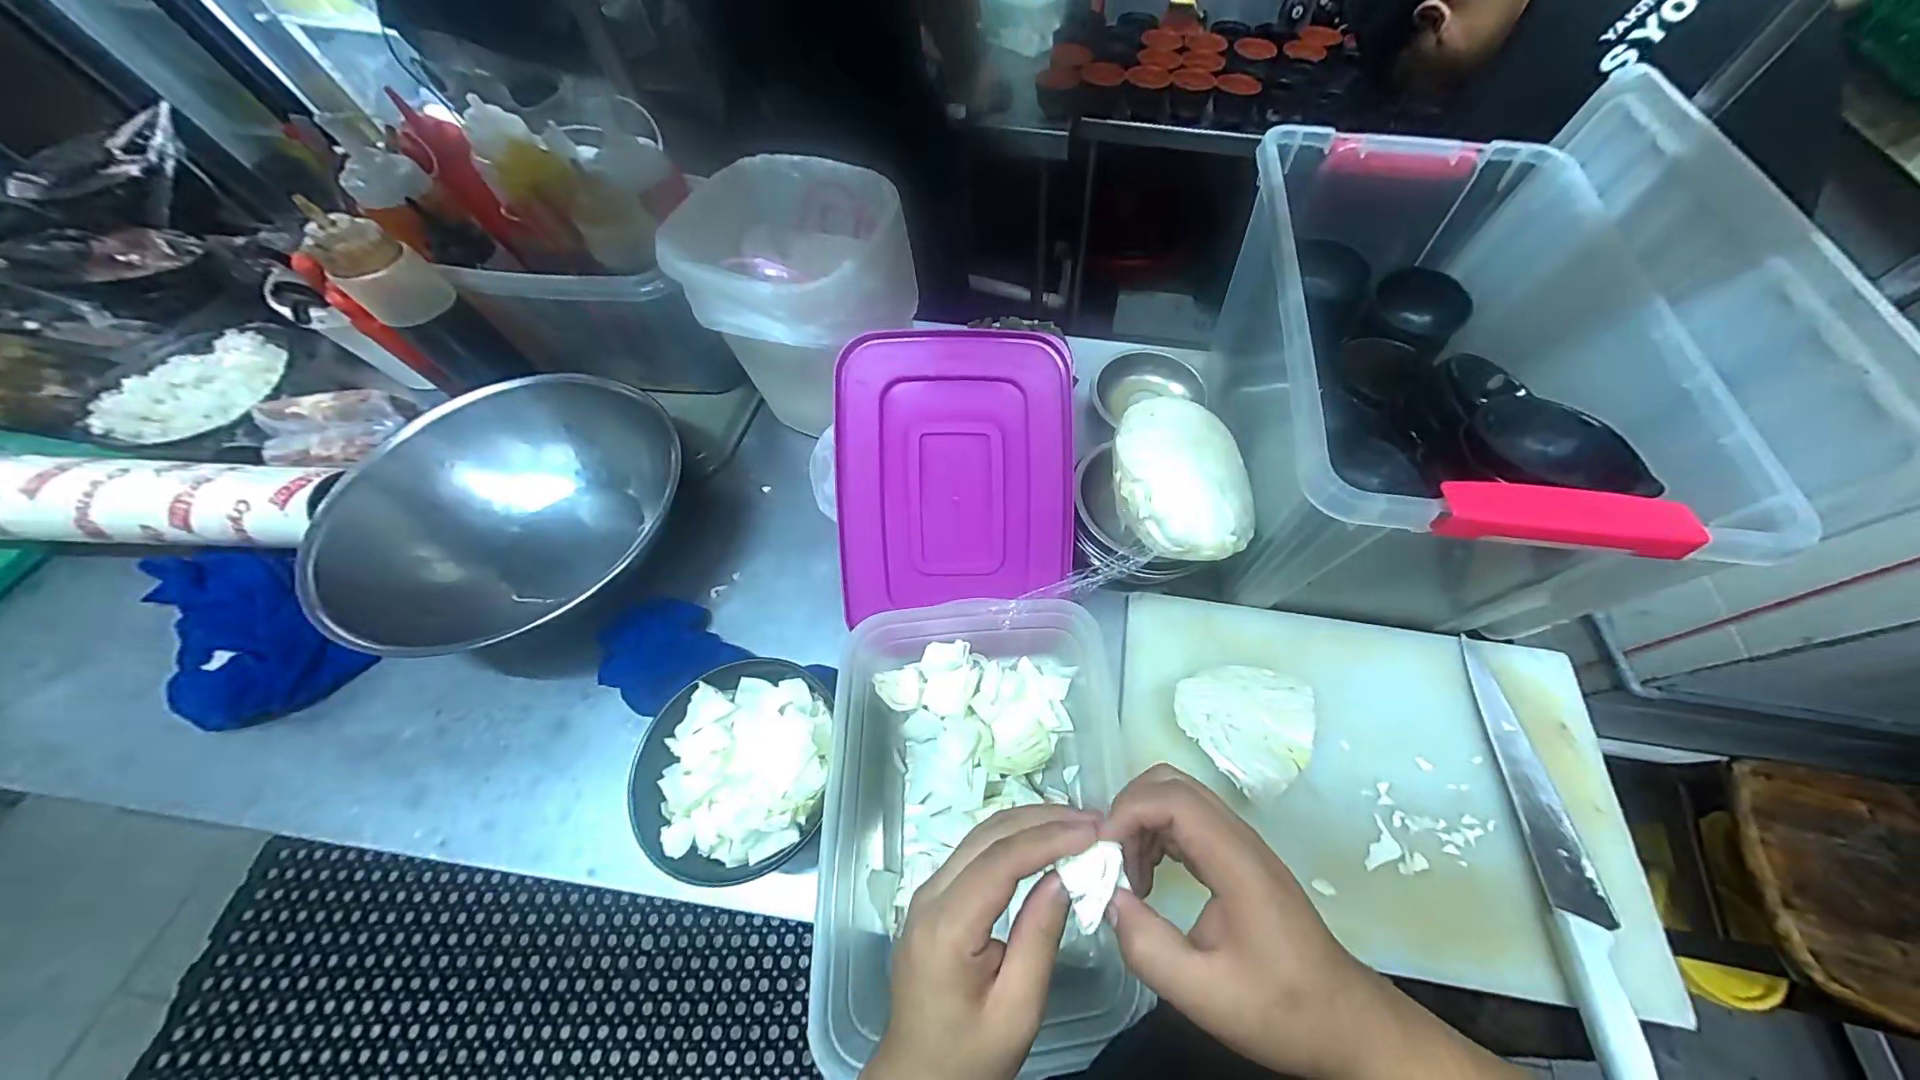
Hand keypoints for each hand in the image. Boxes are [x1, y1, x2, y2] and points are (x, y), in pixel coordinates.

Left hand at [863, 805, 1099, 1079]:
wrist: (918, 1075)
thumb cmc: (969, 1054)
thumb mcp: (1016, 1010)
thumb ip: (1039, 938)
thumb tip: (1064, 877)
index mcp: (946, 925)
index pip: (1000, 860)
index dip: (1049, 838)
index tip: (1094, 832)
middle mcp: (930, 894)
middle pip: (989, 835)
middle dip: (1044, 819)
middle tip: (1095, 822)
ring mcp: (929, 891)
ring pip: (981, 835)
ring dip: (1031, 823)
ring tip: (1079, 825)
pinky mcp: (936, 895)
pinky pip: (976, 851)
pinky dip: (1015, 838)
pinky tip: (1046, 841)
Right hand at [1103, 765, 1520, 1079]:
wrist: (1347, 1023)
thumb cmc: (1283, 1010)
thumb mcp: (1206, 996)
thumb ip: (1148, 948)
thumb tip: (1108, 899)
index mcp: (1236, 862)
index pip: (1173, 799)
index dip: (1127, 812)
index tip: (1102, 852)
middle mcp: (1238, 839)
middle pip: (1172, 783)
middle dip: (1129, 809)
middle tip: (1109, 858)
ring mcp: (1240, 845)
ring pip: (1177, 796)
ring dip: (1141, 822)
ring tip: (1128, 875)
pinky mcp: (1236, 857)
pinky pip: (1186, 821)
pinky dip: (1156, 835)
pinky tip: (1149, 879)